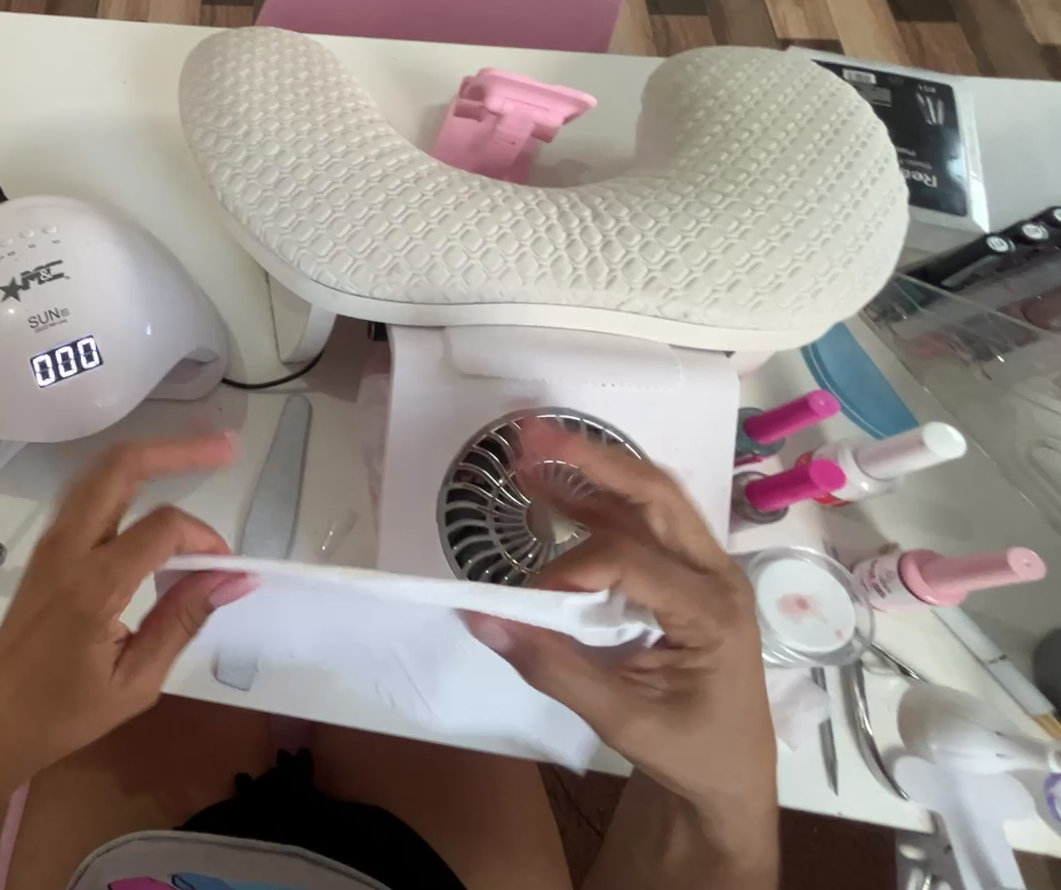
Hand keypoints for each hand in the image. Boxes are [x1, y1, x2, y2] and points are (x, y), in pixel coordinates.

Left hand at [0, 433, 256, 792]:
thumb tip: (233, 578)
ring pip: (100, 471)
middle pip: (121, 467)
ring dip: (149, 455)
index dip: (204, 536)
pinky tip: (152, 481)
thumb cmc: (67, 712)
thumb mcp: (137, 681)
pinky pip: (88, 491)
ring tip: (197, 452)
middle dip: (177, 449)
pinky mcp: (46, 544)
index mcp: (92, 586)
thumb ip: (183, 619)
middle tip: (225, 447)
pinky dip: (125, 476)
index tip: (226, 567)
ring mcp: (51, 540)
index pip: (162, 529)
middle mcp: (67, 547)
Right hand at [464, 421, 775, 828]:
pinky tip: (543, 484)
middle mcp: (713, 576)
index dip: (565, 571)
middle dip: (590, 460)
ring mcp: (699, 568)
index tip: (528, 605)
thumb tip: (479, 616)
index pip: (626, 561)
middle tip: (530, 435)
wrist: (730, 774)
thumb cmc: (688, 749)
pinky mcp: (677, 572)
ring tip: (530, 442)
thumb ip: (550, 665)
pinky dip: (587, 496)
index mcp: (711, 612)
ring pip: (647, 496)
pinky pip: (633, 520)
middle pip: (654, 495)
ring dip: (588, 466)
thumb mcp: (619, 718)